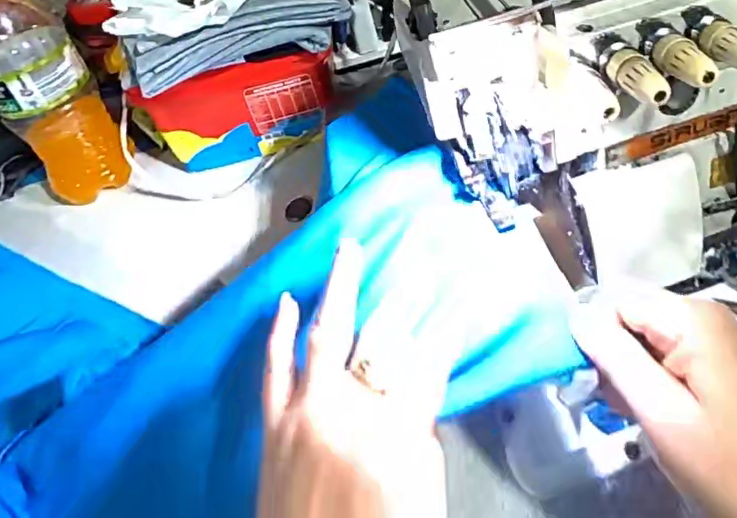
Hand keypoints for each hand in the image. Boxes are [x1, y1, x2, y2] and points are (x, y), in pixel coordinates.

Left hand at [258, 240, 452, 517]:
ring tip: (349, 251)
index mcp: (395, 429)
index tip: (463, 298)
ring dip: (338, 288)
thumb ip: (420, 429)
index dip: (450, 327)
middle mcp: (348, 413)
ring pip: (325, 336)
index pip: (432, 359)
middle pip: (379, 334)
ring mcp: (304, 417)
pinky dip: (280, 335)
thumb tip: (416, 388)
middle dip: (402, 292)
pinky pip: (275, 372)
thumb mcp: (423, 485)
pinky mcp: (273, 431)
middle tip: (415, 257)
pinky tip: (286, 304)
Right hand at [569, 288, 736, 517]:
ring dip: (628, 369)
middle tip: (603, 399)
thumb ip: (617, 359)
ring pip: (647, 335)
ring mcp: (712, 334)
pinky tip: (649, 411)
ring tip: (626, 411)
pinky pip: (667, 351)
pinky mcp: (716, 357)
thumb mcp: (662, 414)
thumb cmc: (724, 461)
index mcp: (691, 316)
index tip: (579, 377)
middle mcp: (702, 312)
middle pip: (634, 314)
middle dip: (610, 352)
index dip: (593, 333)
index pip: (619, 300)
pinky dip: (649, 377)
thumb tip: (578, 314)